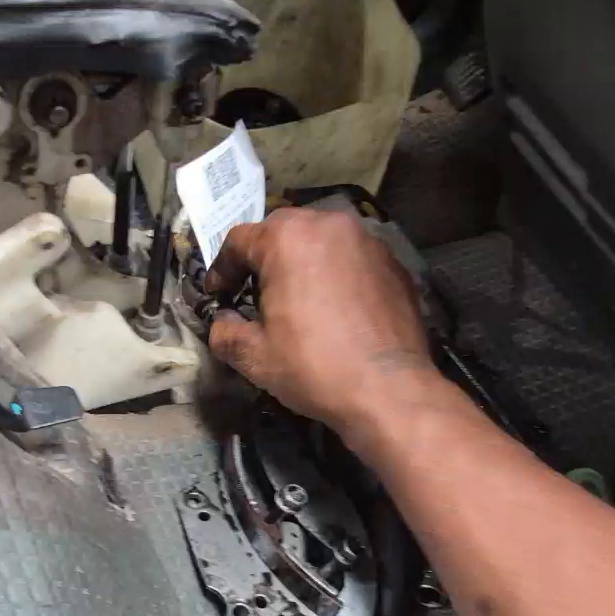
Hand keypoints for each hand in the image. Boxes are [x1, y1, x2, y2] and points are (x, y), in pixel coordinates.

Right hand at [205, 209, 446, 440]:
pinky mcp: (394, 263)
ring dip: (304, 265)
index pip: (239, 240)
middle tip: (257, 296)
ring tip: (299, 302)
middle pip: (283, 232)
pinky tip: (337, 311)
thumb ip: (225, 332)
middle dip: (264, 261)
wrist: (389, 390)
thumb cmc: (314, 368)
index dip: (222, 269)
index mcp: (287, 238)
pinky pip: (353, 260)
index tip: (219, 295)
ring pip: (322, 243)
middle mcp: (329, 225)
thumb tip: (222, 322)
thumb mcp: (254, 356)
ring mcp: (368, 241)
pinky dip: (338, 276)